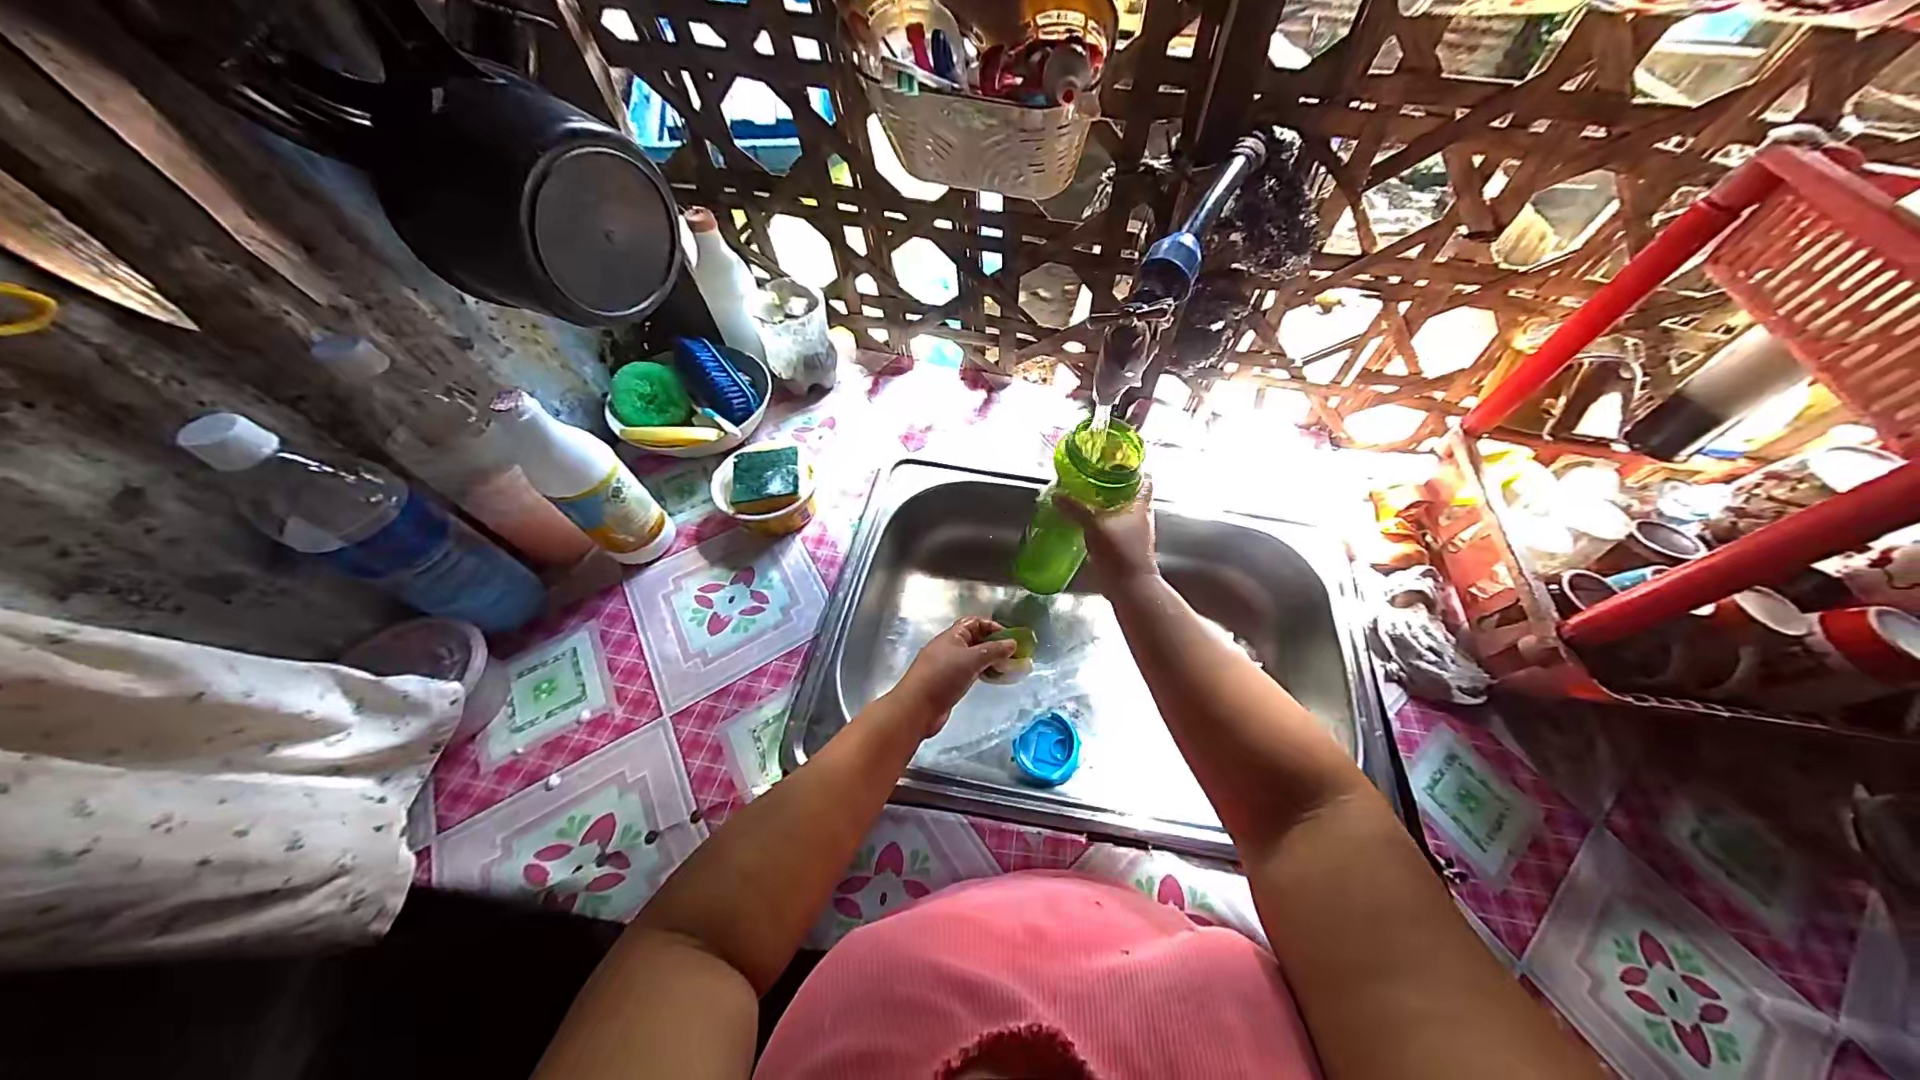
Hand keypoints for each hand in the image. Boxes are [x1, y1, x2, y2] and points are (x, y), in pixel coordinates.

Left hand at [889, 617, 1018, 737]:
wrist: (916, 708)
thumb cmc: (943, 677)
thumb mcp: (971, 659)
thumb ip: (994, 650)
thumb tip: (1012, 643)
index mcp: (951, 636)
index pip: (975, 622)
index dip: (993, 627)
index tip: (1010, 638)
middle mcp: (949, 648)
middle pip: (975, 639)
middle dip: (994, 645)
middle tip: (1013, 655)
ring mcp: (947, 666)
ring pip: (973, 657)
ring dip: (989, 660)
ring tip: (1007, 668)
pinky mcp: (948, 682)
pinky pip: (969, 672)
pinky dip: (982, 672)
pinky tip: (992, 679)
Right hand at [1053, 477, 1156, 592]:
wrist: (1130, 587)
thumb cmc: (1120, 552)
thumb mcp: (1094, 525)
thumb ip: (1076, 509)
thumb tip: (1057, 495)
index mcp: (1141, 506)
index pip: (1145, 479)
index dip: (1133, 469)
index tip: (1116, 462)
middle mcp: (1141, 517)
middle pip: (1130, 494)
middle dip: (1113, 486)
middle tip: (1094, 478)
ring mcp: (1135, 533)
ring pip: (1121, 511)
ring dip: (1106, 505)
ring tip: (1086, 498)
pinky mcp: (1125, 546)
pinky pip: (1113, 527)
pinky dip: (1102, 522)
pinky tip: (1086, 522)